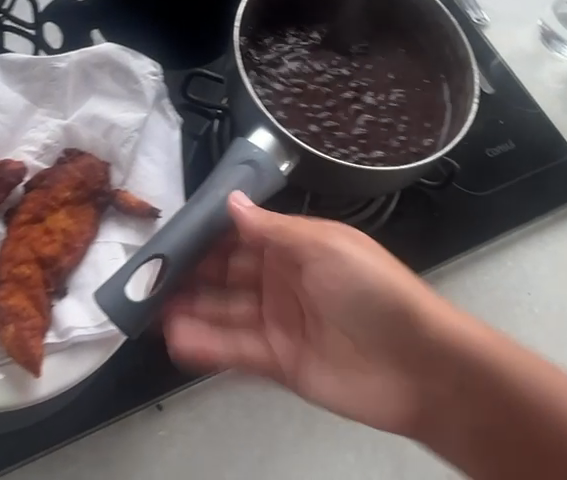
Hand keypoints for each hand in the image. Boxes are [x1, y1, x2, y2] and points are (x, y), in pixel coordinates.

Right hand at [161, 191, 447, 437]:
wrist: (419, 365)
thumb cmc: (375, 290)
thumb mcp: (324, 244)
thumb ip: (272, 228)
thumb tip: (230, 202)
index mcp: (296, 243)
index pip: (241, 233)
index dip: (206, 233)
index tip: (169, 234)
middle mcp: (282, 278)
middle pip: (225, 272)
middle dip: (188, 271)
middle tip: (147, 274)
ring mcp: (279, 320)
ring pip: (223, 310)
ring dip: (188, 307)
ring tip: (149, 308)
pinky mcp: (279, 360)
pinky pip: (234, 349)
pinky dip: (205, 343)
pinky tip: (177, 337)